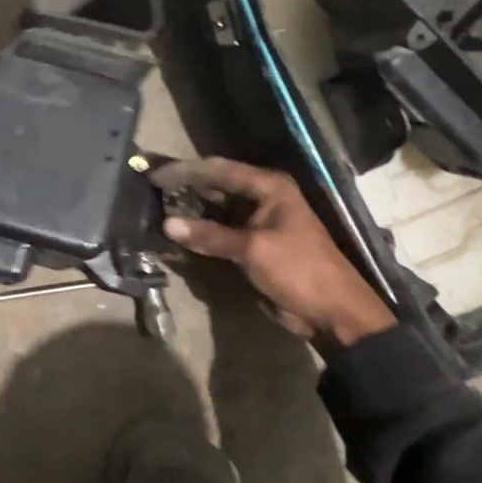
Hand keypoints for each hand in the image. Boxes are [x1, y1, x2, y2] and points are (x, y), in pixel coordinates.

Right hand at [151, 158, 395, 352]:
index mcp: (270, 188)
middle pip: (216, 187)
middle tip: (150, 191)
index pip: (220, 171)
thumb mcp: (254, 249)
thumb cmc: (299, 270)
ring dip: (189, 212)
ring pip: (214, 211)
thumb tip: (167, 224)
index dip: (186, 172)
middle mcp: (262, 199)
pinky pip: (218, 233)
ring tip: (154, 210)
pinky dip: (198, 233)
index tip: (155, 176)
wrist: (331, 311)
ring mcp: (256, 223)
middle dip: (184, 189)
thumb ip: (210, 235)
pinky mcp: (250, 246)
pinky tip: (174, 234)